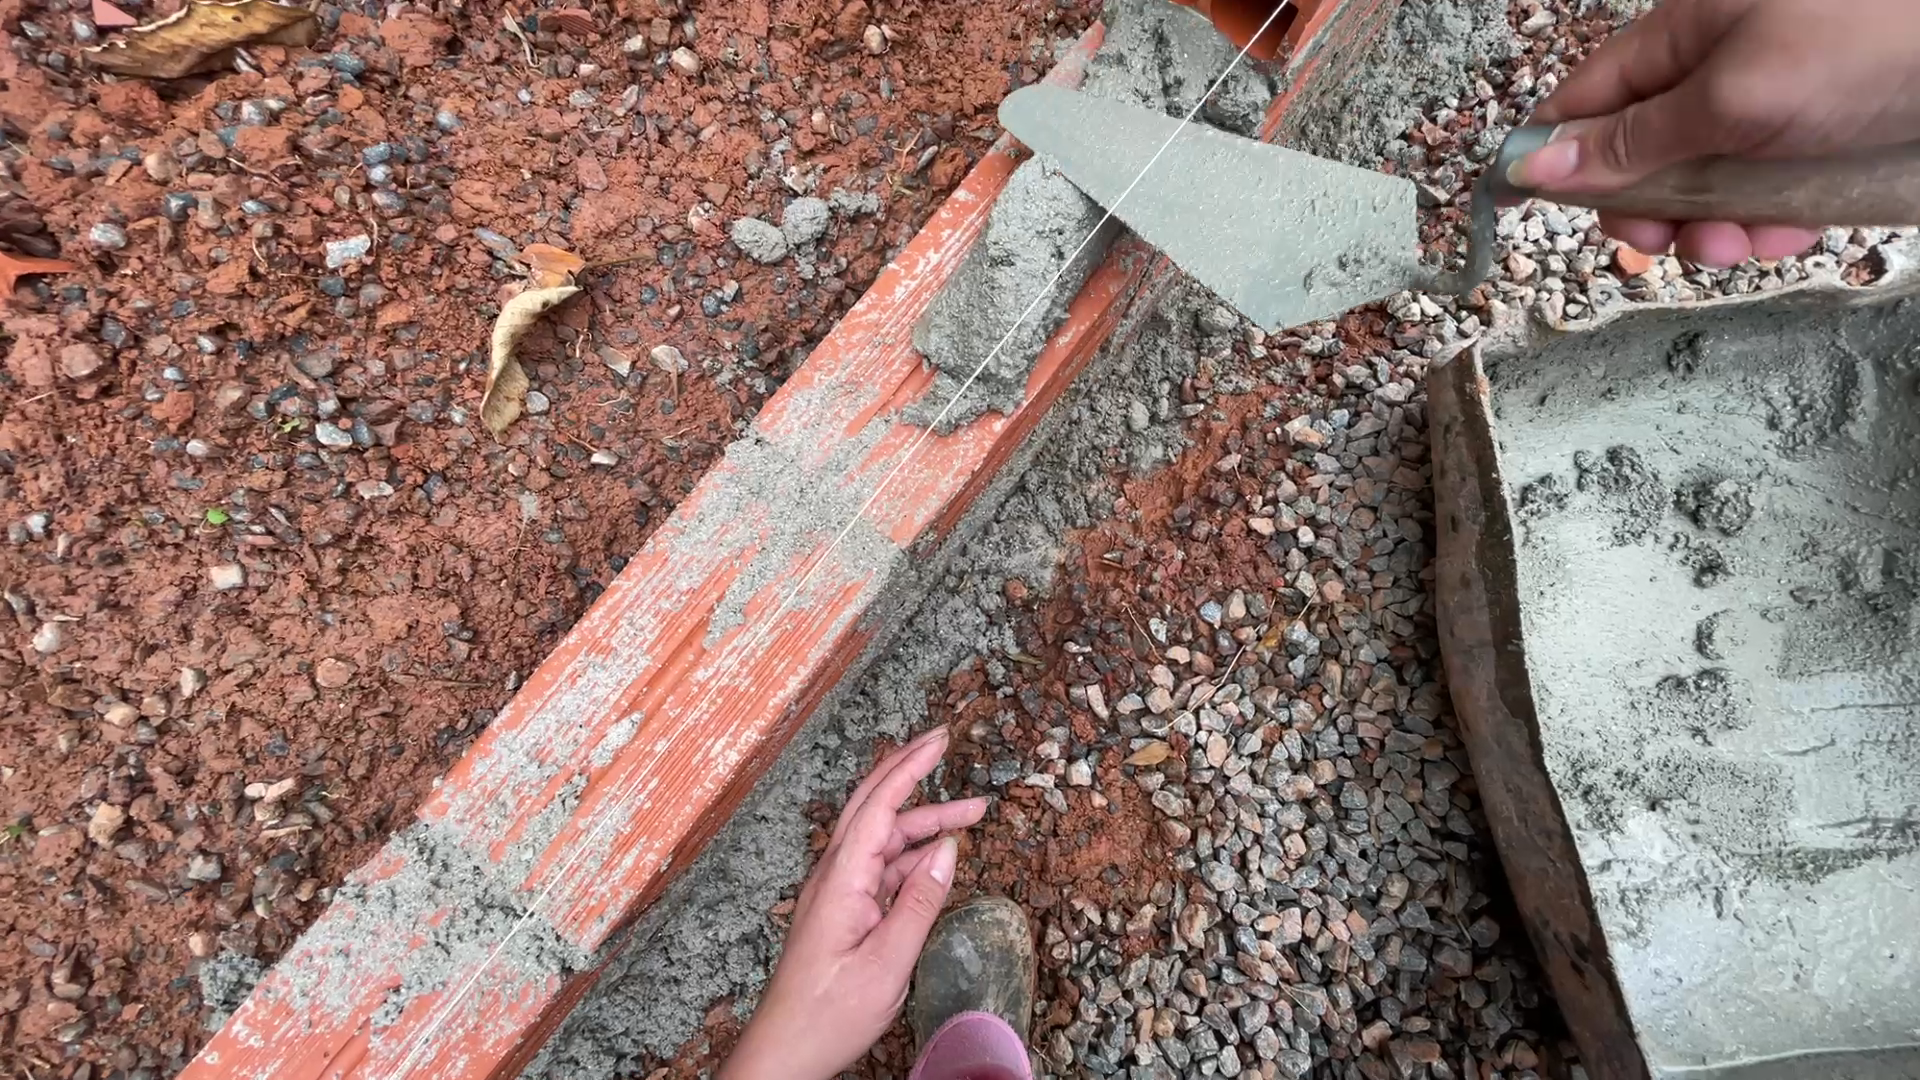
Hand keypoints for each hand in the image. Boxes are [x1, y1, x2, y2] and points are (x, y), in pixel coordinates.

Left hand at [721, 727, 987, 1079]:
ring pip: (886, 835)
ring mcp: (841, 885)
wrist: (786, 1051)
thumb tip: (950, 847)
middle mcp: (838, 869)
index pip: (880, 803)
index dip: (911, 766)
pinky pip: (884, 865)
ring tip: (974, 815)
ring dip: (927, 821)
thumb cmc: (831, 1013)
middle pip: (876, 804)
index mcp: (843, 875)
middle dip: (912, 771)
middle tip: (945, 744)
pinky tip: (941, 859)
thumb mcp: (888, 963)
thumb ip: (920, 901)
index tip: (940, 739)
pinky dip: (916, 855)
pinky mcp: (847, 903)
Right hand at [1511, 0, 1919, 267]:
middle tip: (1664, 242)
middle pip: (1627, 155)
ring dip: (1702, 225)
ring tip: (1745, 241)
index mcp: (1682, 34)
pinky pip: (1753, 185)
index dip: (1542, 160)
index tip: (1522, 212)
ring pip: (1690, 180)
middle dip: (1640, 209)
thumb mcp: (1737, 93)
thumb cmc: (1889, 36)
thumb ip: (1626, 139)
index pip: (1573, 106)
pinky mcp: (1813, 129)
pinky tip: (1788, 228)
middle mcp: (1714, 63)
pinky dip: (1759, 218)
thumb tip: (1527, 168)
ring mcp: (1765, 98)